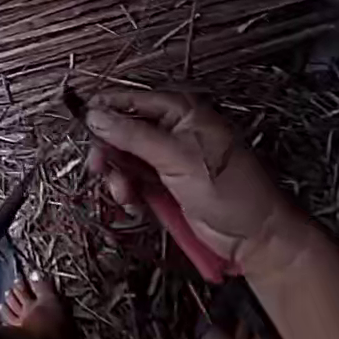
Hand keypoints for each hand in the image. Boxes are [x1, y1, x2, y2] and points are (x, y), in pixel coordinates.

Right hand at [85, 90, 305, 275]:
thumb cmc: (231, 190)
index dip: (104, 109)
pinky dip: (128, 191)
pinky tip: (133, 201)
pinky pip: (133, 180)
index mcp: (179, 111)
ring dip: (118, 175)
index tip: (80, 120)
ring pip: (124, 158)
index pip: (130, 100)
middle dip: (109, 150)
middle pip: (122, 130)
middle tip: (99, 165)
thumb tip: (95, 115)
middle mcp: (171, 130)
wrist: (257, 238)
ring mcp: (167, 158)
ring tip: (124, 192)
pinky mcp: (164, 183)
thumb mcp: (176, 157)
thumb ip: (132, 135)